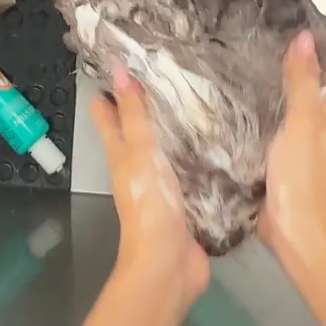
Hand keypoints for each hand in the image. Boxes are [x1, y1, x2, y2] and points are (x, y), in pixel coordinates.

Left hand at [91, 65, 209, 304]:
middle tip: (166, 74)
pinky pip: (188, 172)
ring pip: (162, 149)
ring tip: (196, 103)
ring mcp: (160, 185)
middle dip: (142, 105)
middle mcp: (136, 166)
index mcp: (120, 153)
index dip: (109, 89)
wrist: (168, 265)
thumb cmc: (149, 204)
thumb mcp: (140, 152)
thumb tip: (119, 70)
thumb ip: (134, 114)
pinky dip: (196, 157)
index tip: (123, 60)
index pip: (108, 113)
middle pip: (134, 129)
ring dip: (172, 131)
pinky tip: (217, 147)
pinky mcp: (184, 202)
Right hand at [260, 30, 325, 282]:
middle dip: (309, 48)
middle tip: (277, 19)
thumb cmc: (304, 176)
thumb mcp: (302, 122)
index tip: (309, 8)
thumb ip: (302, 80)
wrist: (297, 231)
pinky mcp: (289, 148)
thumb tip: (306, 35)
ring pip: (303, 92)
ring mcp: (309, 133)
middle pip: (325, 73)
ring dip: (288, 71)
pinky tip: (250, 90)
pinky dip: (272, 96)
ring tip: (260, 45)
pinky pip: (283, 112)